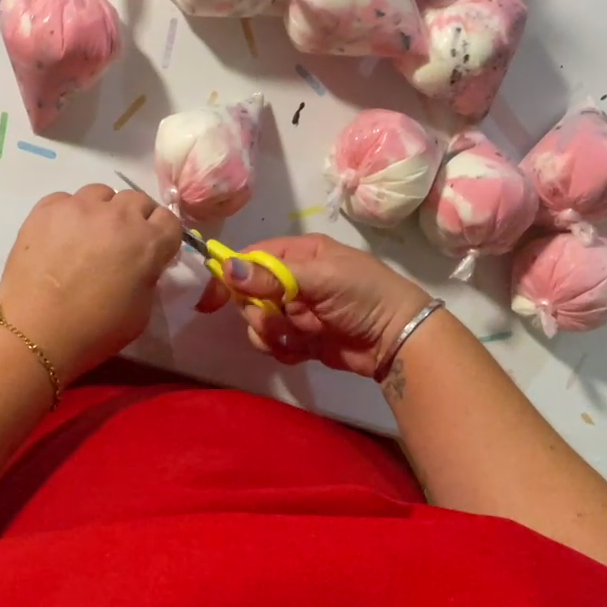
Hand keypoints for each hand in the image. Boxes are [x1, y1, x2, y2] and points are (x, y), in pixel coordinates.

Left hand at [0, 184, 183, 380]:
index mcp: (147, 243)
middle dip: (135, 220)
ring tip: (88, 238)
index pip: (169, 221)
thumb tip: (141, 265)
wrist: (36, 332)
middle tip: (120, 246)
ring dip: (102, 212)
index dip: (162, 237)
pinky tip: (60, 239)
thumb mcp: (140, 312)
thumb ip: (147, 277)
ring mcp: (79, 207)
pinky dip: (69, 215)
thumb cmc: (94, 331)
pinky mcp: (46, 208)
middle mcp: (117, 215)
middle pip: (137, 201)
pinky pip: (66, 200)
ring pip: (101, 194)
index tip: (152, 252)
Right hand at [197, 234, 431, 378]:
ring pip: (258, 324)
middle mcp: (294, 281)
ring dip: (272, 335)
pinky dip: (286, 351)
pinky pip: (275, 346)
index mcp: (298, 255)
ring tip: (300, 337)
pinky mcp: (301, 340)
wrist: (396, 338)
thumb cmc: (364, 295)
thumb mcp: (319, 279)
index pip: (250, 260)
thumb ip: (271, 277)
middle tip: (280, 319)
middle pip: (249, 296)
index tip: (210, 303)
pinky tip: (306, 350)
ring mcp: (297, 312)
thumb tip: (226, 268)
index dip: (228, 278)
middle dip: (259, 313)